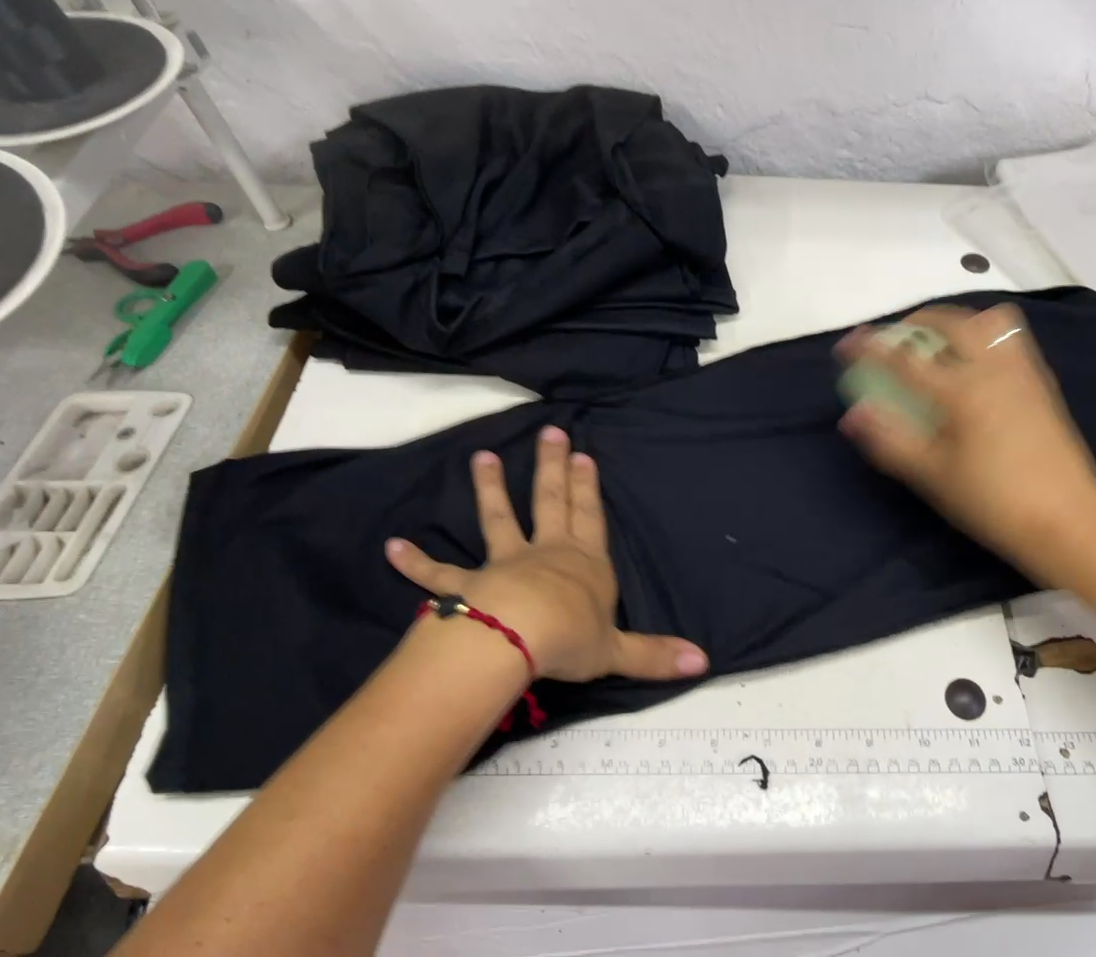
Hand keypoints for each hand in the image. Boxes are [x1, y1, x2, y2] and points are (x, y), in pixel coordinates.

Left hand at [385, 426, 708, 682]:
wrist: (518, 637)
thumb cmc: (572, 638)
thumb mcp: (619, 651)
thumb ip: (655, 655)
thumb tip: (702, 663)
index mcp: (585, 565)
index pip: (590, 517)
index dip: (588, 487)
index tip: (582, 454)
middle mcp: (546, 554)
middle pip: (551, 502)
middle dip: (551, 468)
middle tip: (548, 433)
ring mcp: (504, 565)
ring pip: (497, 520)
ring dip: (489, 489)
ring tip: (480, 458)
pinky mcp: (468, 585)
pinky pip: (439, 572)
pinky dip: (416, 561)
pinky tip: (393, 546)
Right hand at [836, 304, 1095, 577]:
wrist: (1067, 518)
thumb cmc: (992, 502)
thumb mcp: (932, 476)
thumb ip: (890, 441)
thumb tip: (854, 414)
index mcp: (962, 391)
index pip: (906, 358)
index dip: (872, 348)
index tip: (848, 344)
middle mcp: (993, 368)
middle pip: (950, 321)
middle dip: (916, 322)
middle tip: (895, 340)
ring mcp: (1022, 371)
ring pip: (988, 320)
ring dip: (955, 322)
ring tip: (937, 344)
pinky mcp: (1041, 382)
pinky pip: (1009, 338)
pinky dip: (982, 336)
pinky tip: (972, 365)